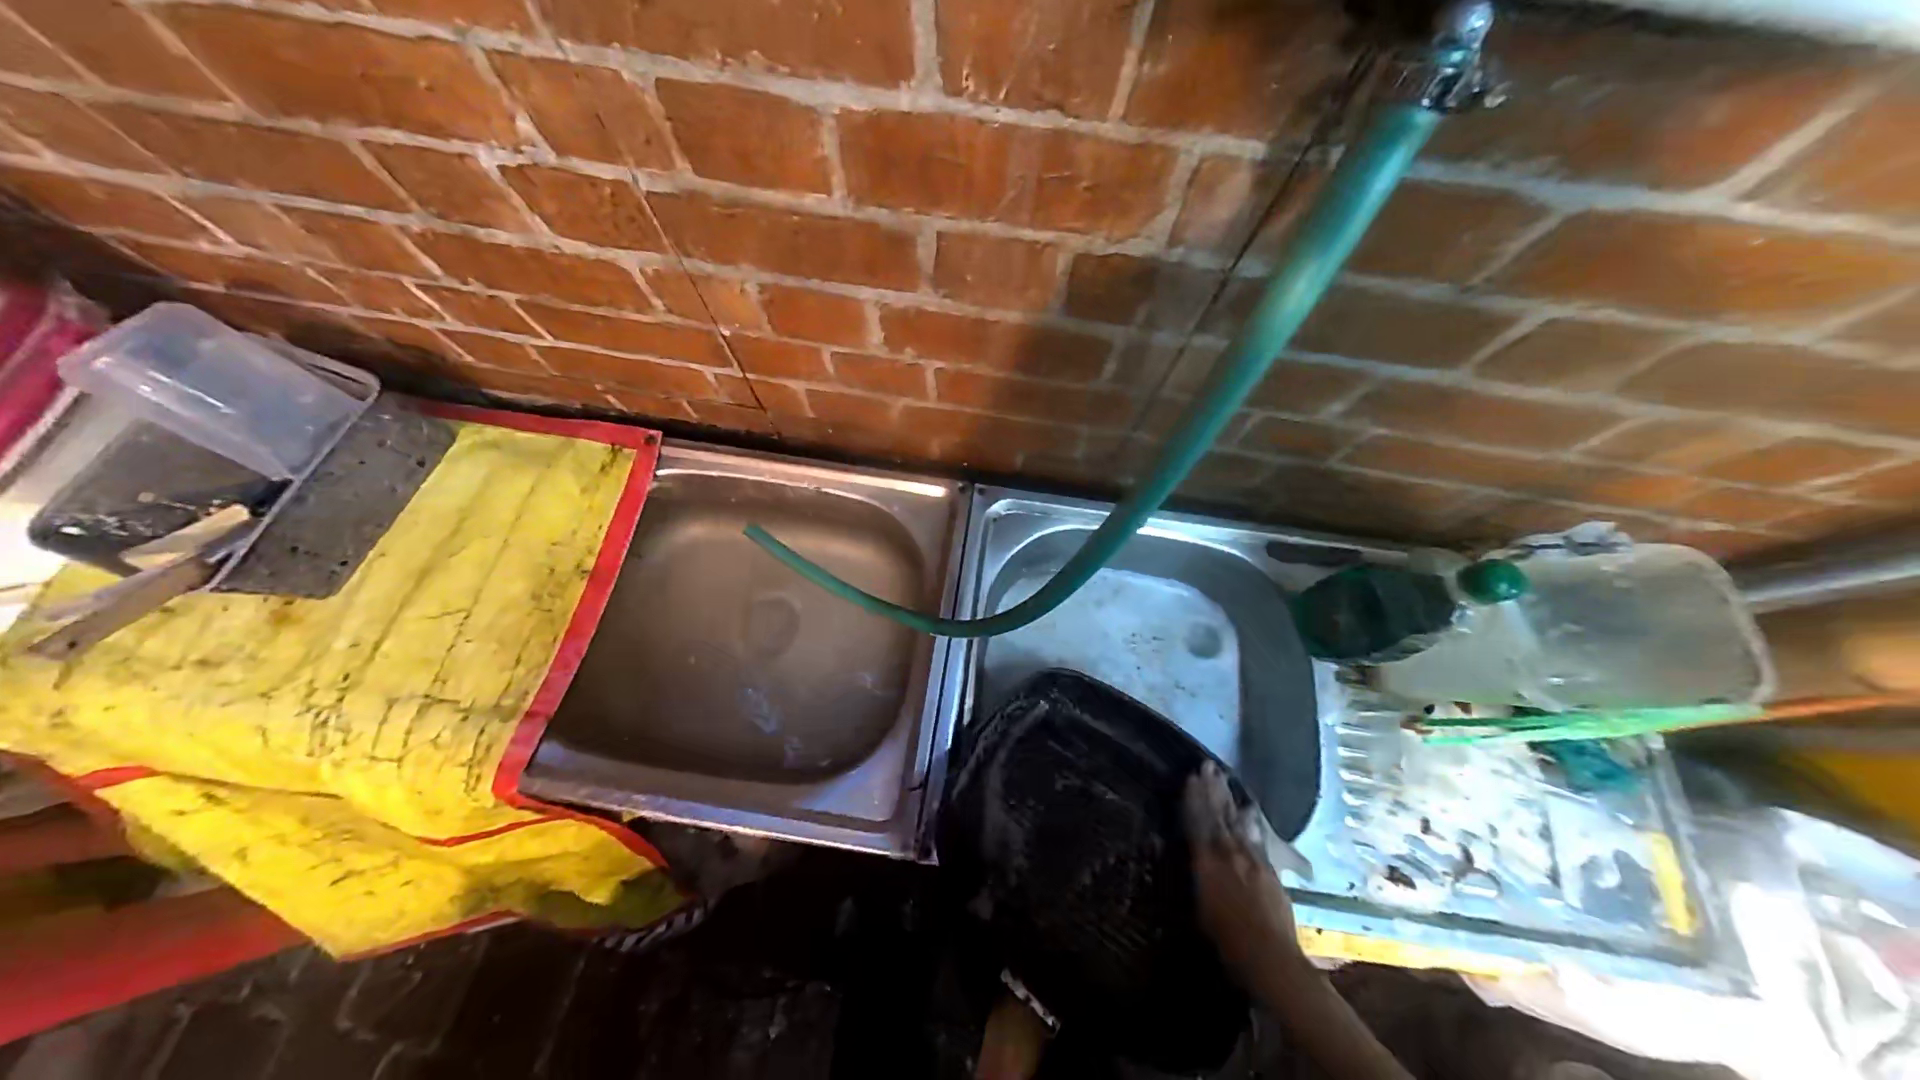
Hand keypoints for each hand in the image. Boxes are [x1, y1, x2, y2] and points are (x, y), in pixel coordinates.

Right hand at [1182, 763, 1307, 986]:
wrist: (1271, 957)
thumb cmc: (1224, 940)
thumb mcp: (1196, 907)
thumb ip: (1189, 873)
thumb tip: (1171, 845)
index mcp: (1207, 861)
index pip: (1197, 821)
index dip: (1193, 798)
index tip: (1190, 776)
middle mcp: (1230, 853)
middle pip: (1219, 814)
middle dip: (1212, 789)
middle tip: (1207, 765)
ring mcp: (1254, 859)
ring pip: (1238, 821)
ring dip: (1230, 799)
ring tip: (1225, 779)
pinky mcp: (1270, 870)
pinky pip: (1257, 837)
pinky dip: (1250, 821)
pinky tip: (1249, 811)